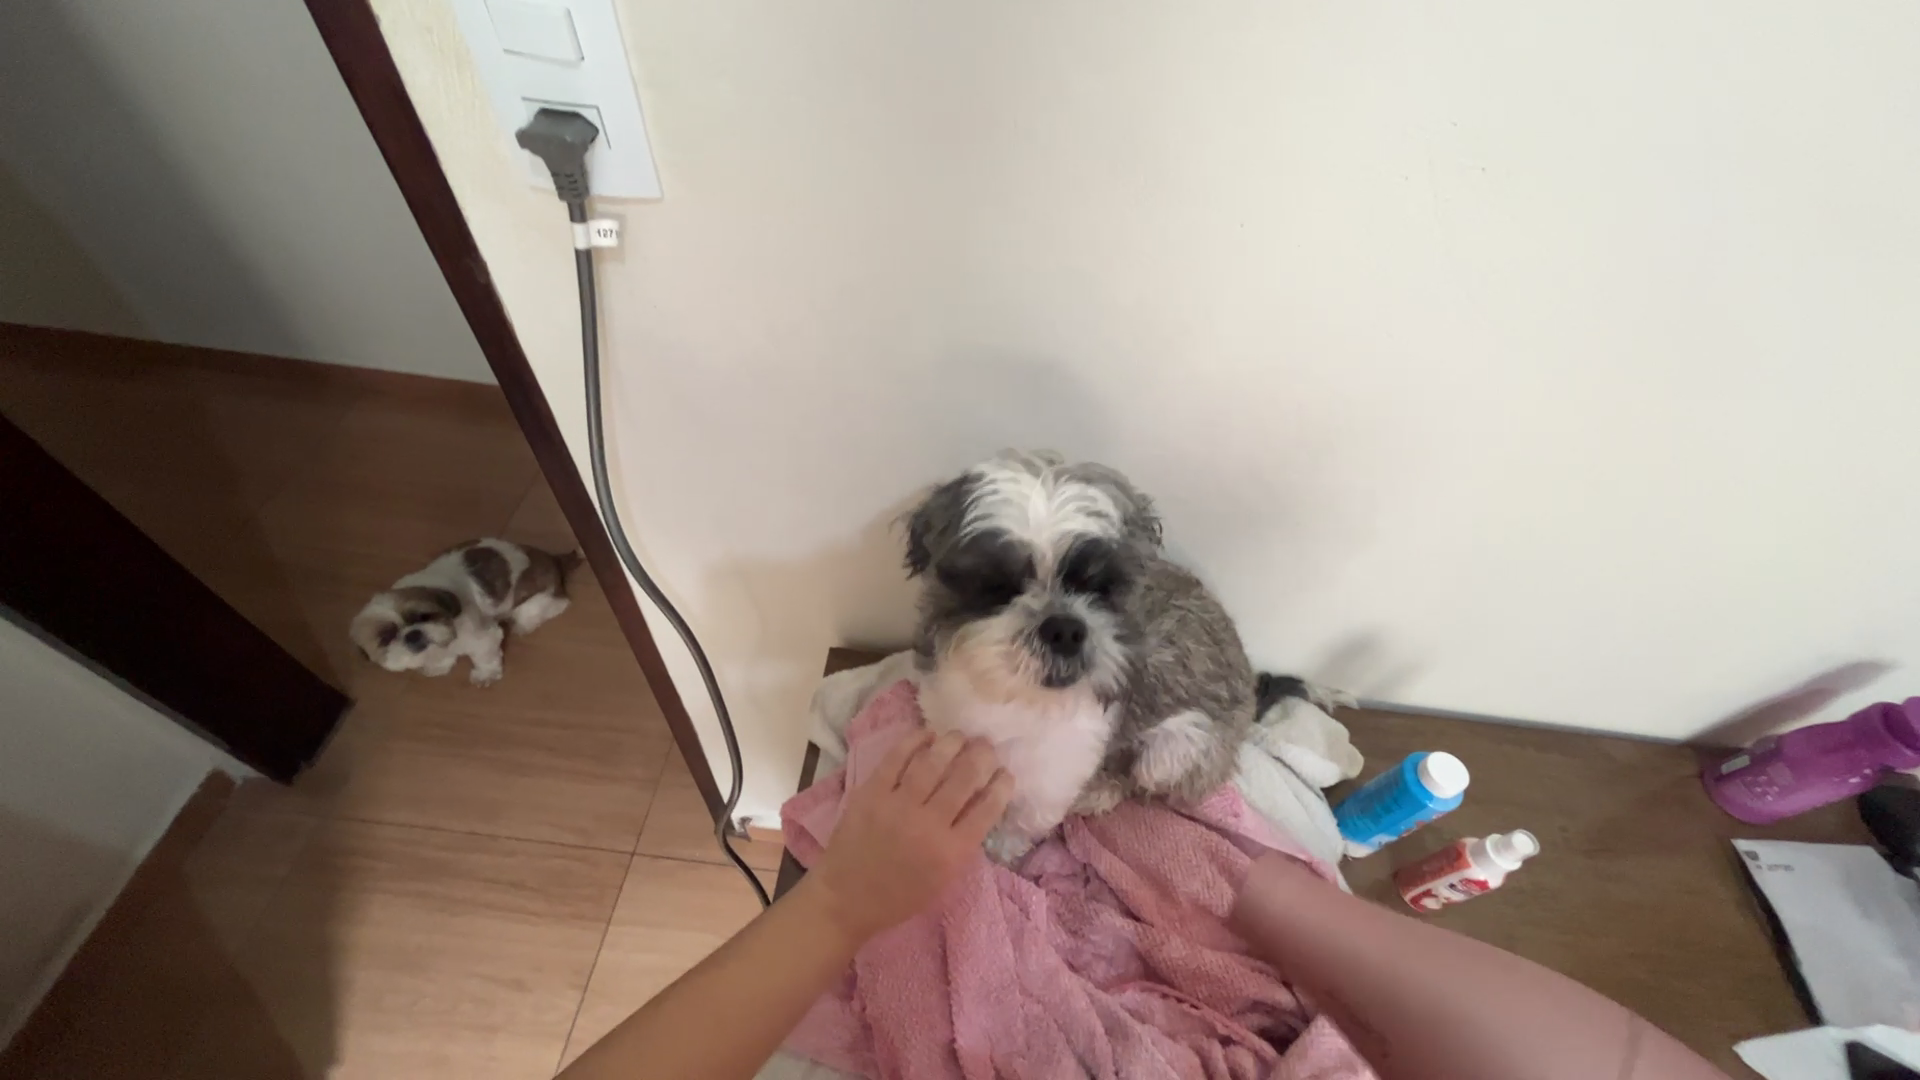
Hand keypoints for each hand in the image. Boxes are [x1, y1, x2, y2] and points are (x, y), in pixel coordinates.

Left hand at [805, 731, 1013, 942]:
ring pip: (933, 762)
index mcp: (951, 852)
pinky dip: (915, 741)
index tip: (1006, 773)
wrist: (846, 899)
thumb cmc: (899, 896)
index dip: (1001, 785)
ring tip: (961, 736)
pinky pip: (897, 758)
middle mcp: (928, 825)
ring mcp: (898, 805)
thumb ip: (963, 843)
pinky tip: (928, 734)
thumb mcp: (943, 880)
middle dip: (982, 756)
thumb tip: (980, 804)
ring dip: (952, 743)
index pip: (987, 809)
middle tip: (987, 746)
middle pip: (964, 778)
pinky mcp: (872, 792)